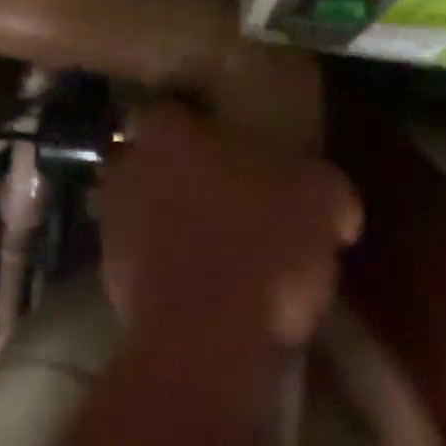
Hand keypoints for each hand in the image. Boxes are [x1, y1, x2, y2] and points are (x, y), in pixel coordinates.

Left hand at [97, 105, 363, 347]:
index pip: (174, 112)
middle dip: (181, 176)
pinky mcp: (108, 274)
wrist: (203, 333)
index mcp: (168, 131)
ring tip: (219, 252)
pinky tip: (204, 290)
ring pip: (143, 210)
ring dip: (171, 225)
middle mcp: (127, 164)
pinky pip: (142, 261)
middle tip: (227, 200)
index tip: (229, 149)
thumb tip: (336, 207)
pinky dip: (167, 270)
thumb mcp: (320, 204)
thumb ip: (325, 190)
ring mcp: (111, 220)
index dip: (200, 128)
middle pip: (153, 160)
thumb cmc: (259, 244)